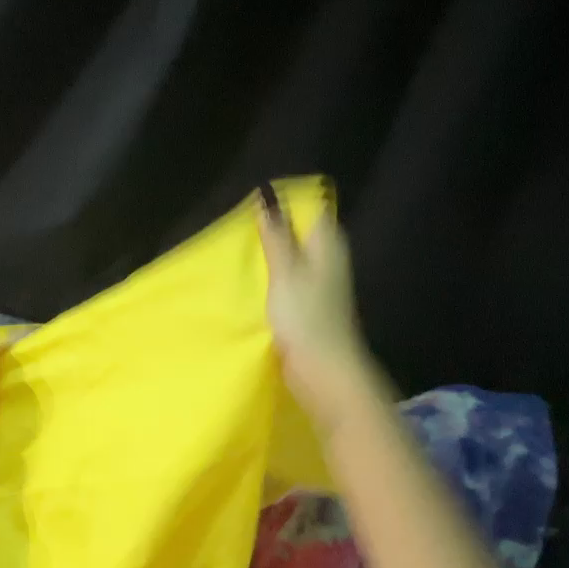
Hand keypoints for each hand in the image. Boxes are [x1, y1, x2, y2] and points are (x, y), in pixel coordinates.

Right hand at [254, 184, 373, 423]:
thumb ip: (276, 235)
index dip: (285, 200)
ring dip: (271, 253)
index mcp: (328, 244)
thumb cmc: (306, 318)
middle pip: (301, 232)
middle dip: (275, 226)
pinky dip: (272, 277)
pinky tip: (252, 281)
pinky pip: (289, 280)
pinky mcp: (310, 307)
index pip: (311, 206)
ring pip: (294, 257)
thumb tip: (266, 196)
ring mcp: (321, 285)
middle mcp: (329, 259)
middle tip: (240, 225)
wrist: (322, 370)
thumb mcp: (286, 271)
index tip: (254, 199)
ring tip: (240, 249)